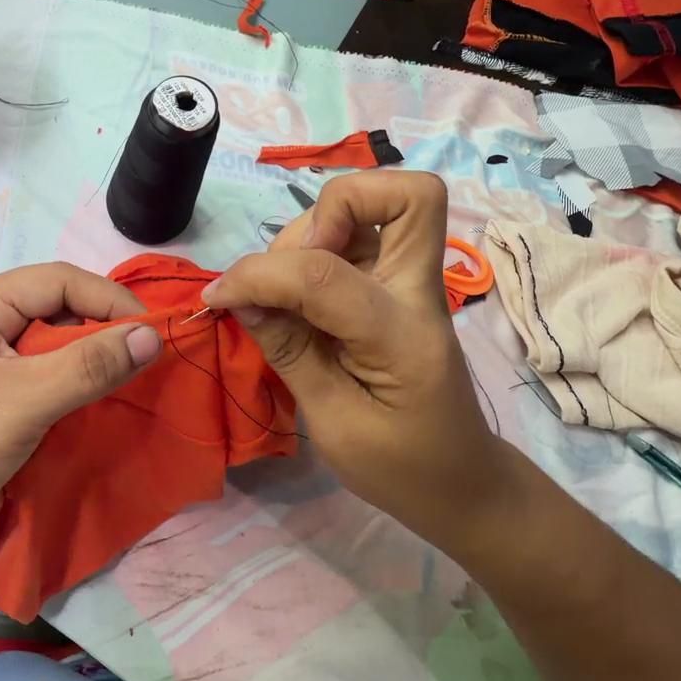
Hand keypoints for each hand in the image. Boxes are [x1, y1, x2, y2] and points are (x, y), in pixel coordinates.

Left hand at [0, 263, 161, 542]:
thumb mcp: (25, 401)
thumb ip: (89, 366)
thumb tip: (153, 335)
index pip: (55, 281)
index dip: (107, 299)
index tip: (153, 329)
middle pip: (56, 305)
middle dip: (102, 326)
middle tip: (147, 353)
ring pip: (54, 338)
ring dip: (91, 354)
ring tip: (132, 372)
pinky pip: (46, 368)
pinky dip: (76, 378)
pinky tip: (101, 393)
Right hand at [201, 171, 514, 538]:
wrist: (462, 485)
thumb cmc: (399, 467)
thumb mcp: (332, 423)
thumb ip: (287, 351)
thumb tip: (239, 296)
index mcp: (403, 337)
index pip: (325, 274)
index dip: (259, 276)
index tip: (219, 298)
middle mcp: (417, 292)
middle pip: (407, 195)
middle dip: (333, 205)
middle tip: (292, 265)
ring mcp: (412, 282)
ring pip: (374, 206)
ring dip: (316, 227)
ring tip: (283, 289)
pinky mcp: (397, 283)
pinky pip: (360, 231)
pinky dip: (319, 242)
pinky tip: (298, 291)